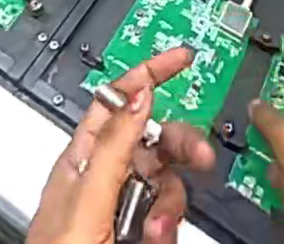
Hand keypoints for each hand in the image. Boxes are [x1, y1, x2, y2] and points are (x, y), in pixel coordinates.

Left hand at [29, 47, 216, 243]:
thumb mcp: (85, 205)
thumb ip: (113, 145)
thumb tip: (139, 91)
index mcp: (82, 159)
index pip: (117, 98)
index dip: (149, 72)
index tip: (183, 57)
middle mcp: (103, 178)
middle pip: (152, 136)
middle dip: (180, 144)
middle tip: (201, 156)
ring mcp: (121, 211)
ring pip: (166, 179)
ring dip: (172, 202)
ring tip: (159, 230)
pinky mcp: (138, 236)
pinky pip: (167, 217)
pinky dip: (168, 227)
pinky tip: (156, 242)